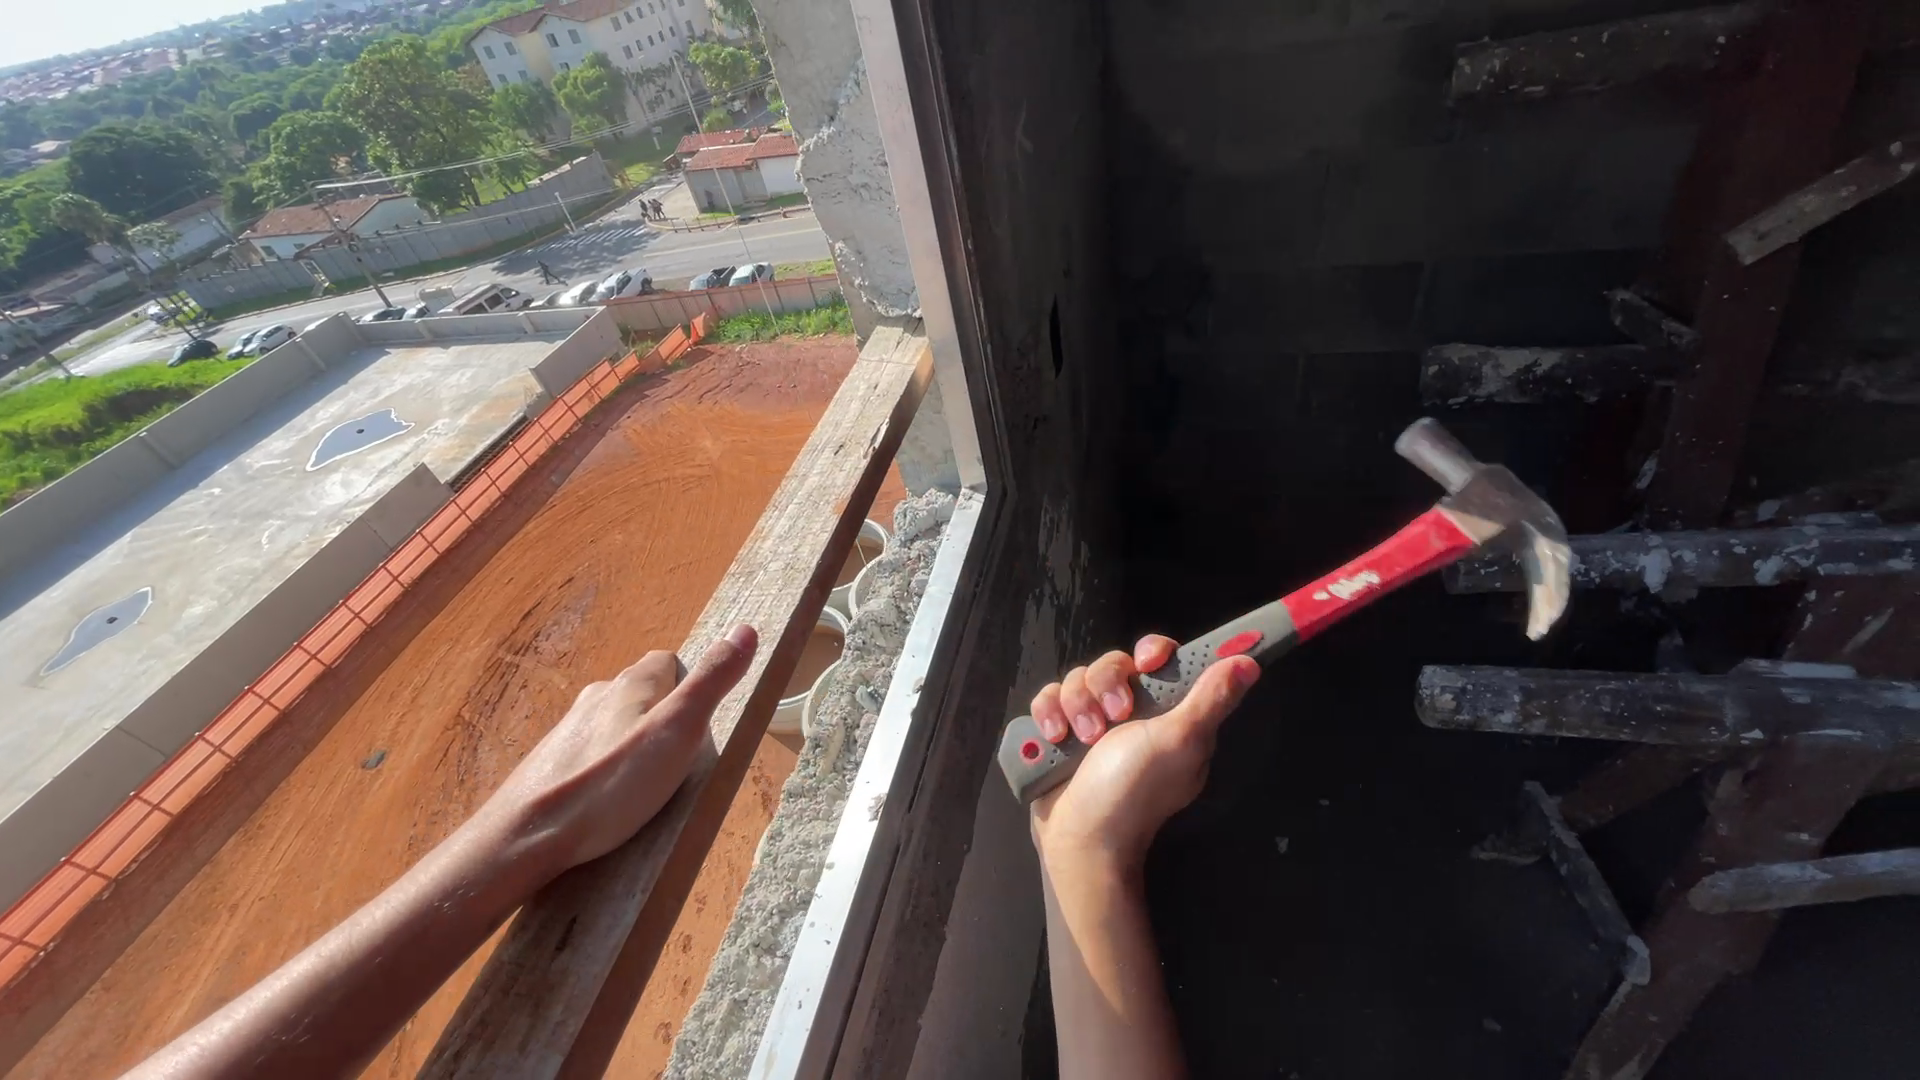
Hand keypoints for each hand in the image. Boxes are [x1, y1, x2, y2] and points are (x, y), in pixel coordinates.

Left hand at [475, 624, 757, 873]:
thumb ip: (713, 680)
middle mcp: (597, 697)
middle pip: (643, 692)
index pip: (669, 661)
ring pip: (614, 723)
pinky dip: (606, 769)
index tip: (700, 725)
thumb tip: (746, 629)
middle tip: (679, 760)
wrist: (521, 839)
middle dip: (664, 717)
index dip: (690, 686)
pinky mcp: (549, 765)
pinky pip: (590, 754)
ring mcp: (568, 731)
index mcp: (631, 684)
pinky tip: (609, 800)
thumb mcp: (679, 730)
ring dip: (634, 744)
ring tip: (645, 785)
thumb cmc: (610, 784)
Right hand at [1029, 635, 1258, 871]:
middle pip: (1113, 663)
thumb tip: (1249, 662)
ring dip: (1076, 705)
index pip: (1162, 658)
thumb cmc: (1136, 790)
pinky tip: (1054, 737)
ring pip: (1077, 678)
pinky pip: (1048, 697)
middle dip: (1105, 686)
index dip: (1151, 652)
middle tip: (1113, 718)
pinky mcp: (1061, 730)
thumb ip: (1211, 699)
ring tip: (1080, 740)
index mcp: (1169, 713)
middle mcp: (1133, 713)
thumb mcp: (1180, 742)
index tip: (1145, 665)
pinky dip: (1047, 714)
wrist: (1081, 837)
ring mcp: (1093, 721)